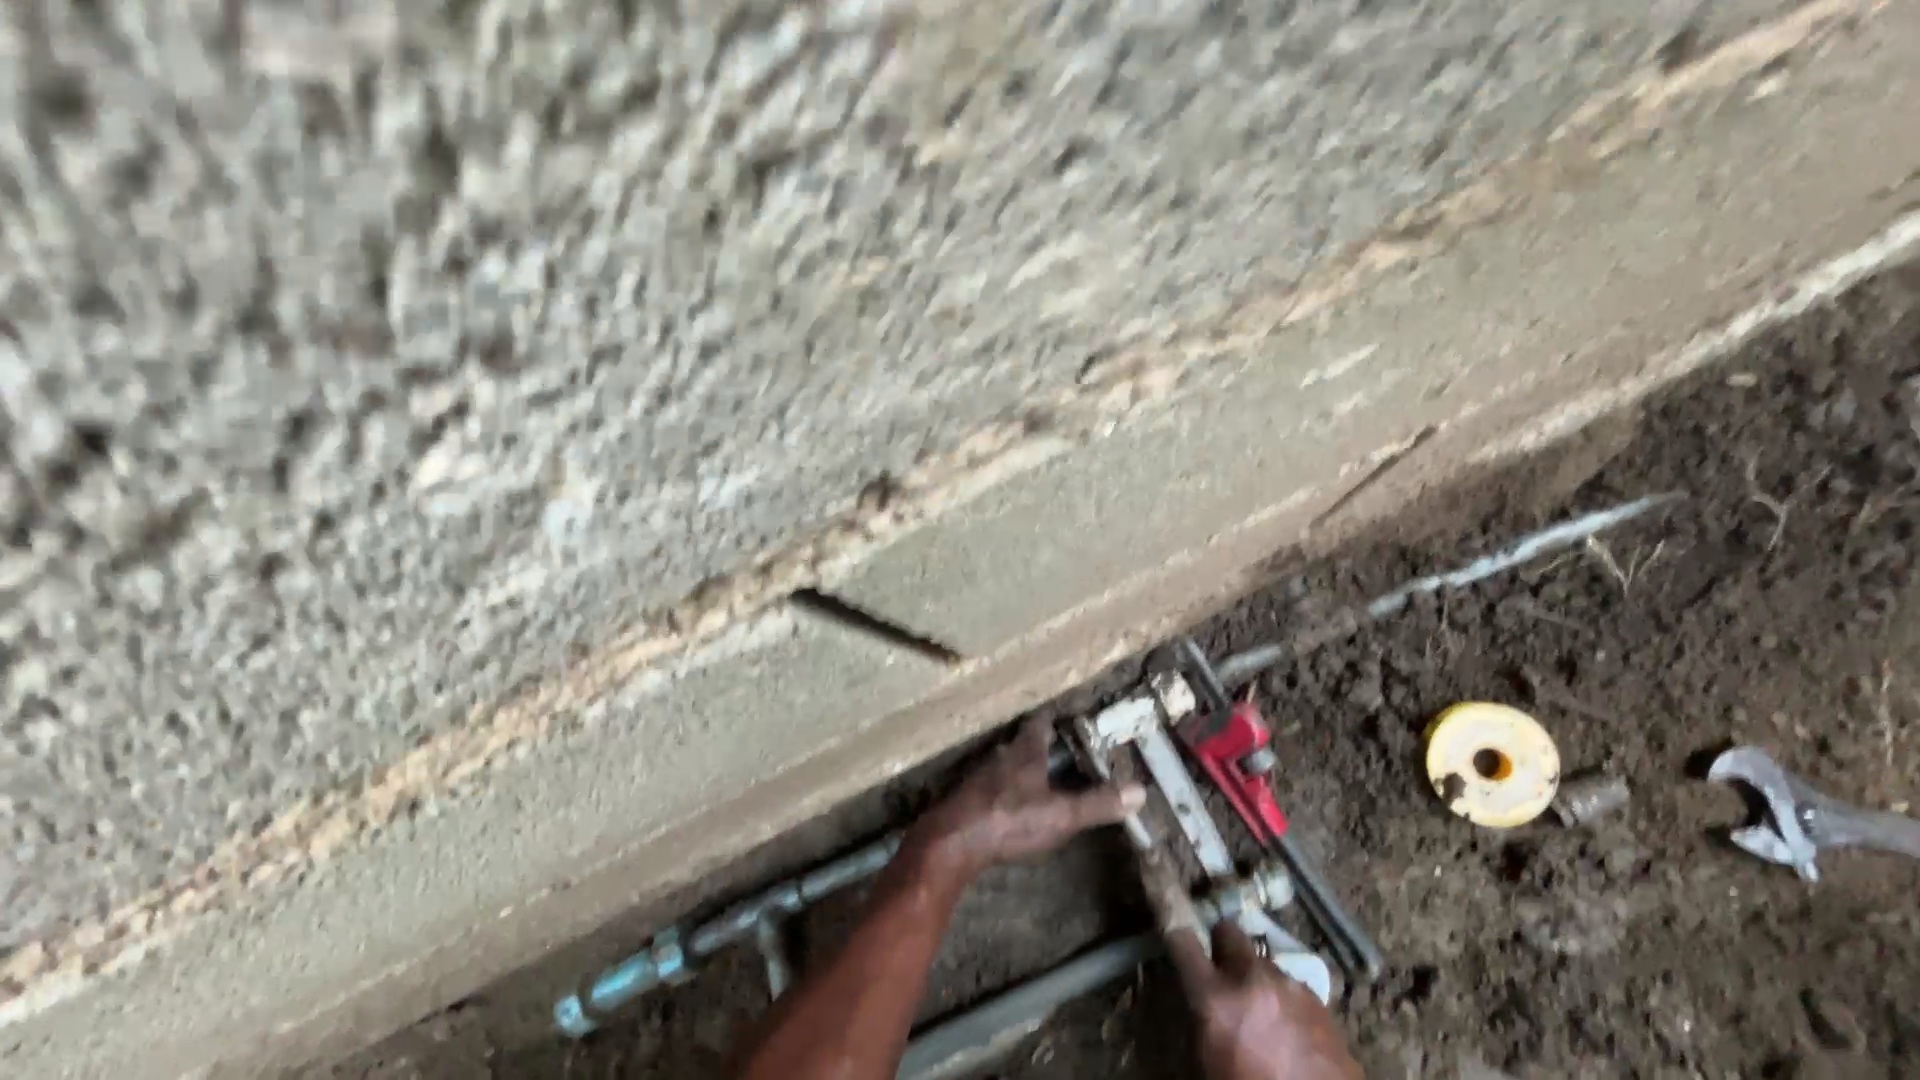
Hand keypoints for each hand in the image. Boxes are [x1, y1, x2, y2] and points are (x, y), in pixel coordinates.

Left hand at [912, 718, 1144, 879]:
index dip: (1055, 719)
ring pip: (1006, 764)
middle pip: (1023, 743)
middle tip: (1061, 750)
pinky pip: (991, 786)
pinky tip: (1011, 804)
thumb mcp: (1062, 814)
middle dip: (1040, 745)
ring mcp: (980, 776)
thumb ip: (1098, 803)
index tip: (1069, 717)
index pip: (1042, 723)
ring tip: (1039, 777)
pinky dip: (1005, 790)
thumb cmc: (1009, 819)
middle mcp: (1002, 756)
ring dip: (1021, 768)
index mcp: (1026, 751)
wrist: (952, 841)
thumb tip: (1139, 791)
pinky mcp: (967, 798)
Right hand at [1168, 920, 1362, 1079]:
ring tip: (1259, 1011)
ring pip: (1260, 960)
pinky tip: (1286, 1027)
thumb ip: (1199, 1019)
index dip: (1172, 925)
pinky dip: (1280, 996)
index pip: (1183, 940)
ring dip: (1253, 976)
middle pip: (1229, 931)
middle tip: (1220, 971)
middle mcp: (1252, 979)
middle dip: (1220, 944)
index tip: (1168, 917)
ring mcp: (1288, 985)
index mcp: (1216, 999)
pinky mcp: (1318, 998)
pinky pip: (1288, 983)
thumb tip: (1195, 995)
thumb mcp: (1207, 1064)